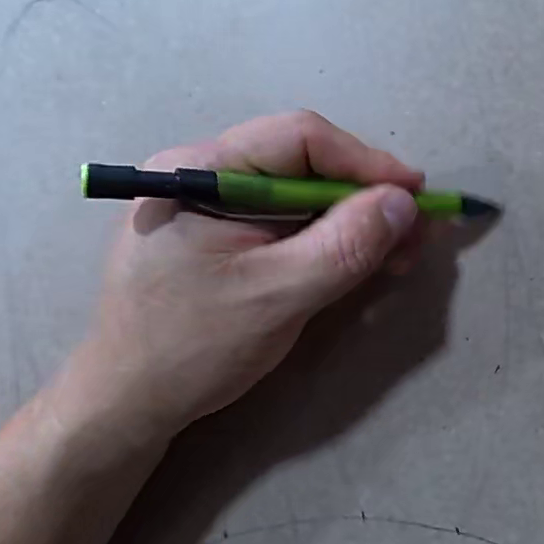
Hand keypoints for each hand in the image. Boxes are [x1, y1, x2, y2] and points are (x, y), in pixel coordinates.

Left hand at [52, 110, 424, 448]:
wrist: (126, 404)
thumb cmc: (190, 349)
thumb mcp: (276, 297)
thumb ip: (343, 245)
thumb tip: (405, 202)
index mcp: (200, 170)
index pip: (297, 138)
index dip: (365, 162)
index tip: (417, 195)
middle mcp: (204, 174)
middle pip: (301, 163)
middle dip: (364, 195)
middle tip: (415, 231)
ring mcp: (211, 207)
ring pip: (299, 195)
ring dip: (352, 220)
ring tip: (398, 252)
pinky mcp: (221, 237)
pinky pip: (284, 224)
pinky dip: (327, 240)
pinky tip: (359, 260)